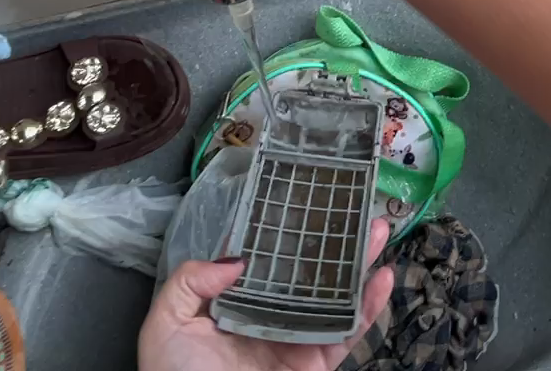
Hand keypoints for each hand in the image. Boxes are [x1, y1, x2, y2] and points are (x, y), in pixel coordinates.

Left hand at [137, 218, 396, 370]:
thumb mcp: (167, 324)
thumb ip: (190, 280)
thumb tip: (238, 258)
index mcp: (239, 302)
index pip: (269, 256)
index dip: (289, 226)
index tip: (309, 197)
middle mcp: (274, 313)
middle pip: (312, 267)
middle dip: (337, 236)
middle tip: (359, 205)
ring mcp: (300, 336)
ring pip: (338, 291)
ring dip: (362, 260)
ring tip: (380, 228)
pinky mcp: (320, 361)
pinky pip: (350, 331)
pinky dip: (370, 306)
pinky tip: (383, 277)